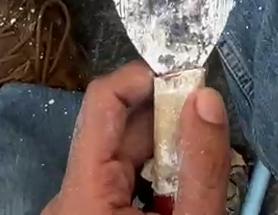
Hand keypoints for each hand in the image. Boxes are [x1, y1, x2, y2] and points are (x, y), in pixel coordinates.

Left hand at [43, 62, 231, 214]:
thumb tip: (207, 95)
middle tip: (209, 112)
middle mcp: (67, 195)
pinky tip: (181, 179)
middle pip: (117, 125)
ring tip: (201, 148)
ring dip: (164, 141)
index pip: (103, 98)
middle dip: (166, 111)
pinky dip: (153, 168)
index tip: (192, 76)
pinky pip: (119, 177)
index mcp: (81, 193)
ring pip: (121, 151)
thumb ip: (201, 166)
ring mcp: (75, 208)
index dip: (147, 76)